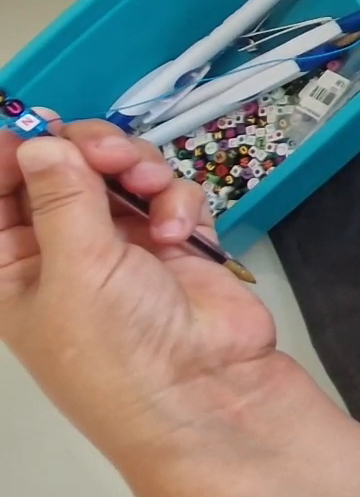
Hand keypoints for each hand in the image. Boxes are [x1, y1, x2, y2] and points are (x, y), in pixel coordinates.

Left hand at [0, 120, 277, 458]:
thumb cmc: (113, 341)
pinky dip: (183, 203)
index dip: (13, 152)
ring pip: (127, 176)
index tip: (36, 120)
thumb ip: (62, 202)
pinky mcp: (181, 237)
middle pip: (68, 170)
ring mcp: (125, 239)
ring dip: (143, 174)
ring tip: (155, 191)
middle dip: (92, 153)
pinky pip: (177, 196)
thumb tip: (40, 142)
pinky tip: (185, 230)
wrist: (202, 376)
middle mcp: (62, 242)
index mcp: (7, 258)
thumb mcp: (74, 270)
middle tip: (113, 155)